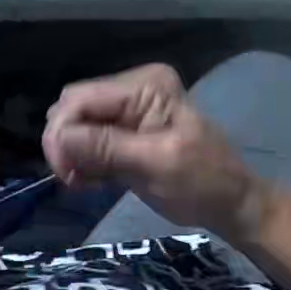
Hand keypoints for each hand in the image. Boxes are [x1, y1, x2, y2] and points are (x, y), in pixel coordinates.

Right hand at [42, 64, 275, 241]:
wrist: (231, 204)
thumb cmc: (203, 183)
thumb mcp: (156, 165)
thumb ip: (107, 148)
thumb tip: (59, 137)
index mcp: (145, 86)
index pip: (81, 98)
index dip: (62, 133)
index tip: (63, 173)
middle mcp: (133, 88)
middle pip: (74, 108)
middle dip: (65, 144)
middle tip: (74, 181)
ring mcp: (128, 109)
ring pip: (76, 125)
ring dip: (73, 155)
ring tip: (84, 183)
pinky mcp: (124, 131)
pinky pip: (88, 139)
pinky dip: (84, 161)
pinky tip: (92, 181)